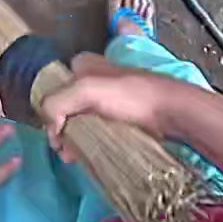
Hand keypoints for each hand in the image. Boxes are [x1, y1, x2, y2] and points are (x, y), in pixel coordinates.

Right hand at [38, 53, 203, 155]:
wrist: (173, 111)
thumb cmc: (130, 96)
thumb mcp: (86, 90)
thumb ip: (56, 103)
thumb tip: (49, 127)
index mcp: (82, 64)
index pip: (52, 88)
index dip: (49, 111)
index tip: (55, 133)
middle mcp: (92, 77)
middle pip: (64, 105)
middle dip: (60, 129)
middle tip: (65, 150)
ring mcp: (107, 97)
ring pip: (80, 119)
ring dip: (73, 138)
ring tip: (74, 157)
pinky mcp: (120, 115)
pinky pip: (96, 128)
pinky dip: (89, 141)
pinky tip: (88, 156)